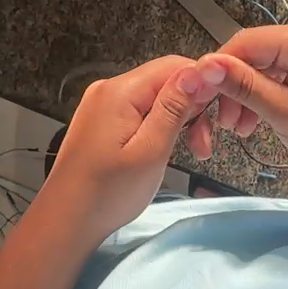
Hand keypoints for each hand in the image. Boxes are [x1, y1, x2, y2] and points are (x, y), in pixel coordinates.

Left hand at [38, 56, 212, 241]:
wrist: (66, 222)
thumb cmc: (108, 193)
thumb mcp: (151, 150)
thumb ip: (175, 107)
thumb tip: (201, 70)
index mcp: (121, 91)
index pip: (175, 66)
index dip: (204, 85)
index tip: (222, 117)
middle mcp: (110, 89)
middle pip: (166, 80)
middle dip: (194, 106)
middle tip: (204, 146)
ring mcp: (104, 105)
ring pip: (157, 97)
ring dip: (181, 119)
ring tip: (194, 152)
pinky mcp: (103, 121)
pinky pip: (142, 111)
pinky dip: (162, 126)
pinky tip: (167, 148)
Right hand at [195, 20, 287, 182]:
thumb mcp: (283, 112)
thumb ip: (244, 86)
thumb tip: (205, 65)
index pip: (246, 43)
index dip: (218, 68)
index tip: (200, 96)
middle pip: (251, 53)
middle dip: (233, 87)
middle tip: (224, 123)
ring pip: (259, 65)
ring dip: (245, 95)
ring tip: (239, 128)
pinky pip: (274, 73)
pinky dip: (261, 95)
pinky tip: (253, 121)